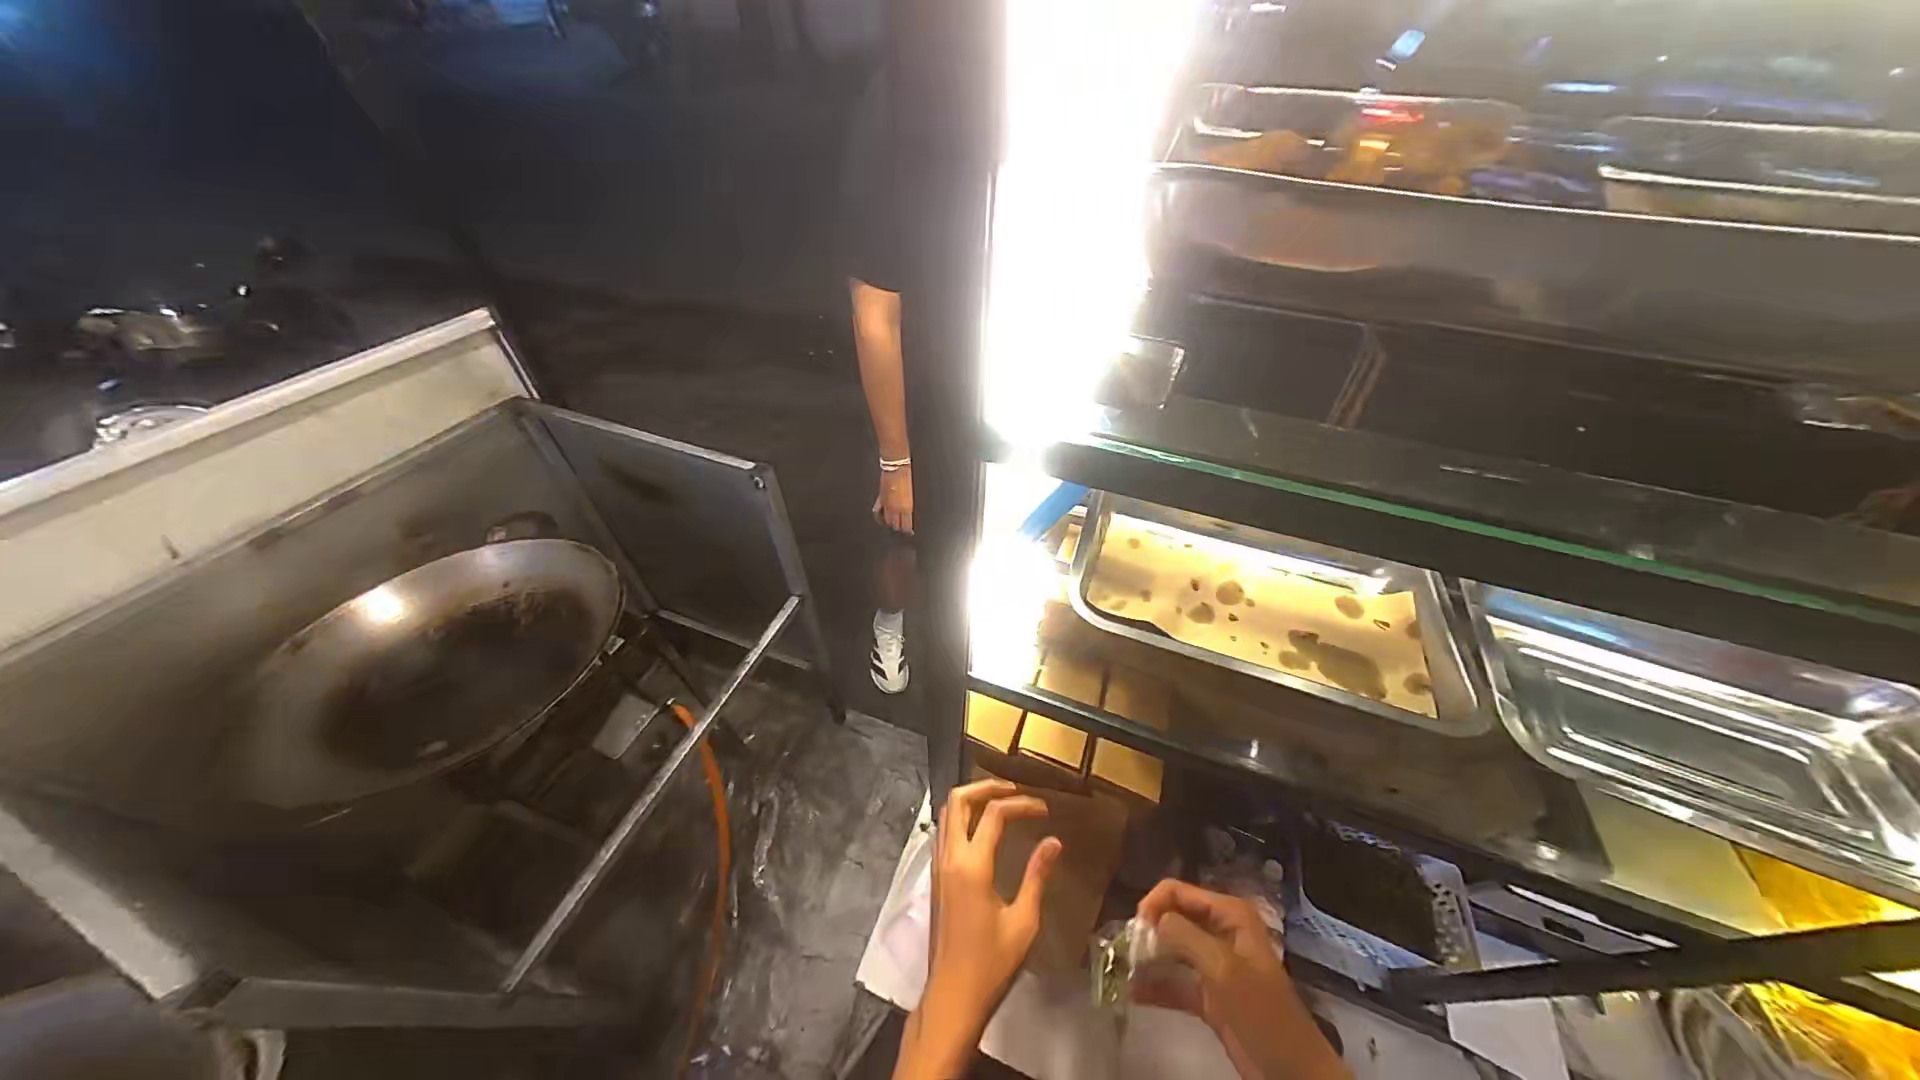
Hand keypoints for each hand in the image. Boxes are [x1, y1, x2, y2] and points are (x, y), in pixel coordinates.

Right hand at [874, 465, 912, 534]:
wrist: (896, 469)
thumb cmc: (906, 478)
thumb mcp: (910, 495)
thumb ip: (907, 505)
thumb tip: (907, 513)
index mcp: (906, 508)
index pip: (906, 524)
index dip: (907, 530)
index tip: (909, 532)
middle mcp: (896, 508)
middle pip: (896, 525)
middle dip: (898, 529)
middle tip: (900, 531)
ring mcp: (887, 505)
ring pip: (887, 521)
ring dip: (890, 524)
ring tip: (892, 527)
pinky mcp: (880, 500)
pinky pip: (878, 513)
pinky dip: (879, 518)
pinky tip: (881, 520)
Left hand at [894, 779, 1060, 1079]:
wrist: (952, 997)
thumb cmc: (991, 964)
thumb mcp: (1023, 922)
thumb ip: (1036, 876)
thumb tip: (1053, 841)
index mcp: (972, 866)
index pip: (994, 814)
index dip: (1021, 804)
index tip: (1044, 810)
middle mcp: (949, 857)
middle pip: (958, 800)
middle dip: (986, 787)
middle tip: (1014, 790)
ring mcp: (937, 866)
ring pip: (946, 813)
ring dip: (971, 800)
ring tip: (1000, 802)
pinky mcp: (935, 878)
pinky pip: (944, 832)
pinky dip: (962, 818)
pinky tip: (982, 830)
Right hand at [1134, 880, 1350, 1079]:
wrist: (1296, 1076)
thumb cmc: (1264, 1015)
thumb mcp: (1224, 969)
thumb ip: (1185, 937)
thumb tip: (1150, 919)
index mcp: (1230, 915)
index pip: (1178, 891)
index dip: (1153, 904)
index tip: (1135, 929)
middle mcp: (1220, 932)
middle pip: (1172, 917)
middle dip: (1147, 930)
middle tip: (1124, 951)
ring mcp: (1214, 965)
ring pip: (1171, 950)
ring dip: (1147, 958)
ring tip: (1120, 969)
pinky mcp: (1209, 997)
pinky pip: (1175, 983)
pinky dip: (1155, 987)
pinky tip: (1132, 993)